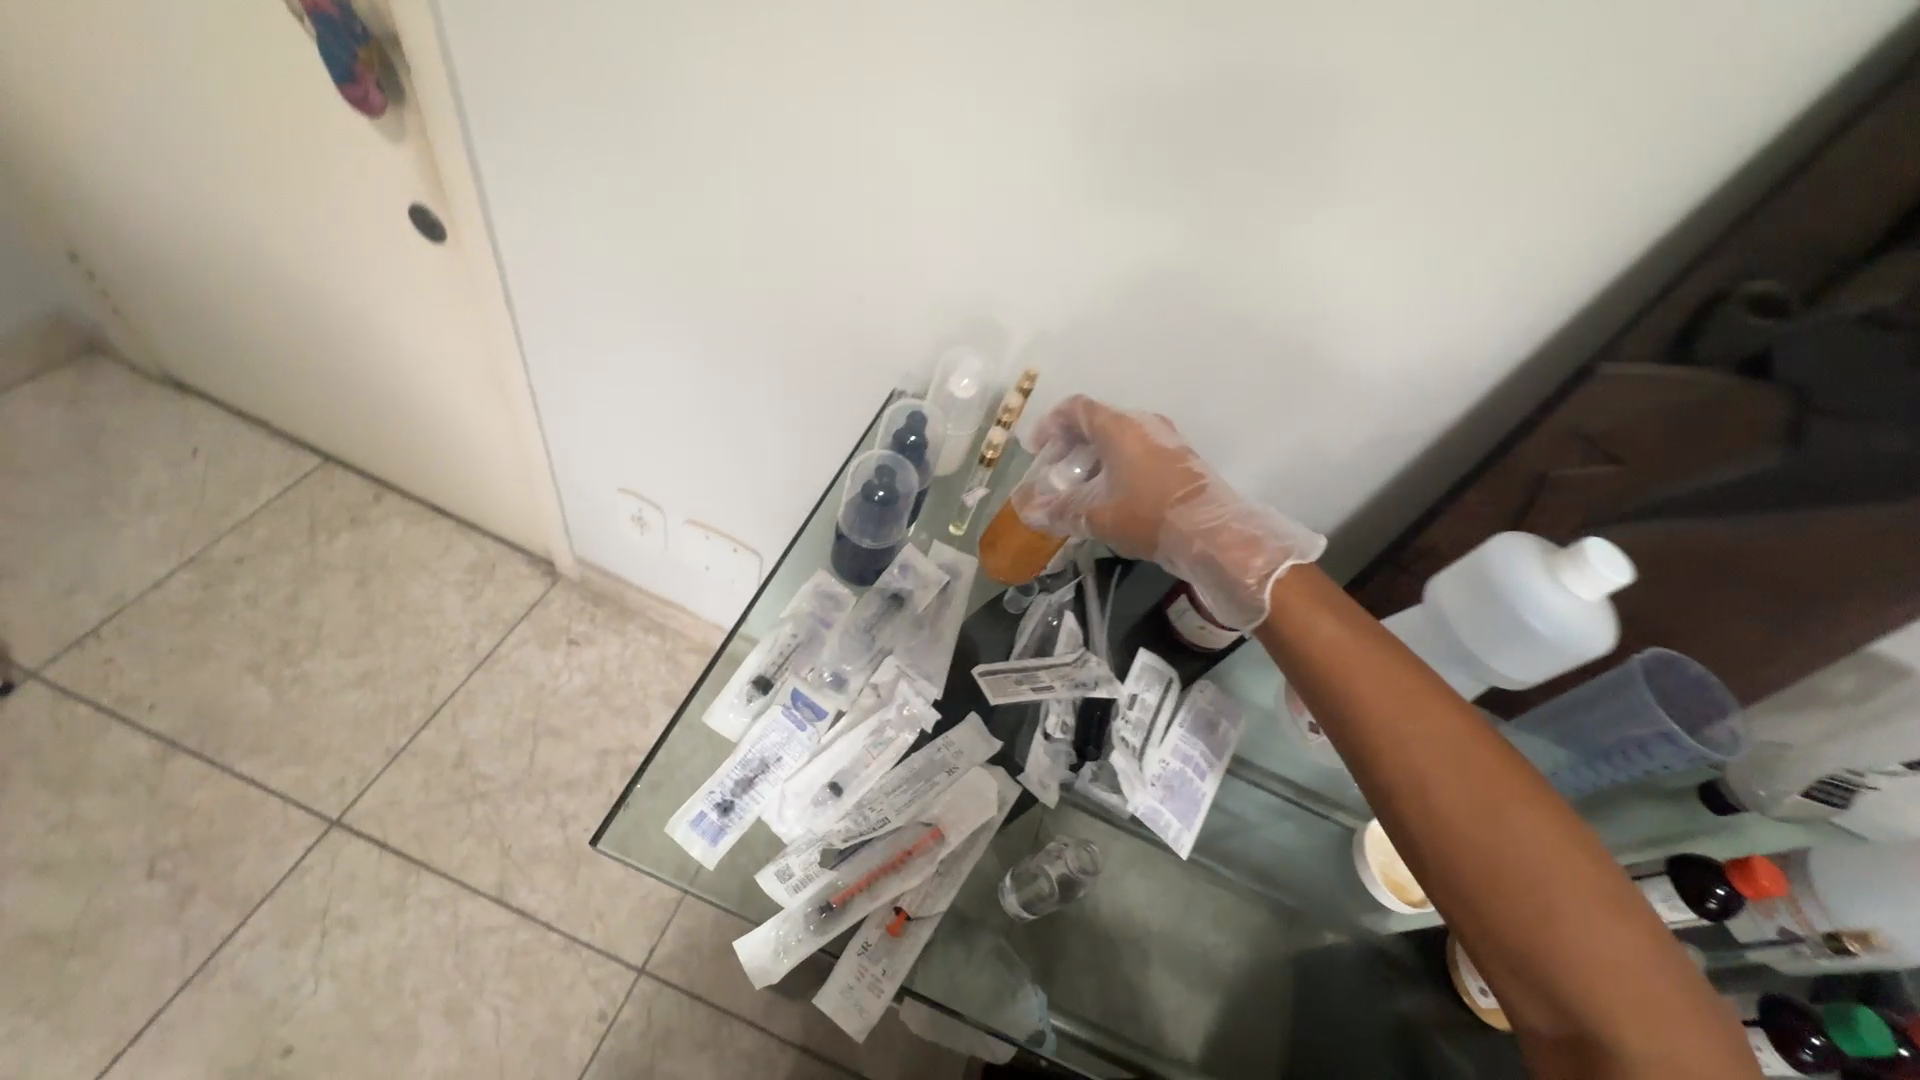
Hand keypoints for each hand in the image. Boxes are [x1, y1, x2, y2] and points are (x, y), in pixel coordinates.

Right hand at [1016, 395, 1325, 629]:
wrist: (1213, 533)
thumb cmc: (1147, 515)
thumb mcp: (1096, 516)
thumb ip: (1059, 511)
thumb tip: (1029, 513)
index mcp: (1118, 426)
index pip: (1077, 408)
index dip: (1050, 424)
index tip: (1037, 449)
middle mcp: (1143, 424)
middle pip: (1098, 423)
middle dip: (1071, 447)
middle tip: (1057, 476)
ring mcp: (1167, 440)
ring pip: (1120, 439)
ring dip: (1096, 460)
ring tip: (1081, 491)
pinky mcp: (1182, 459)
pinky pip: (1139, 452)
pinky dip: (1118, 467)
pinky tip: (1112, 498)